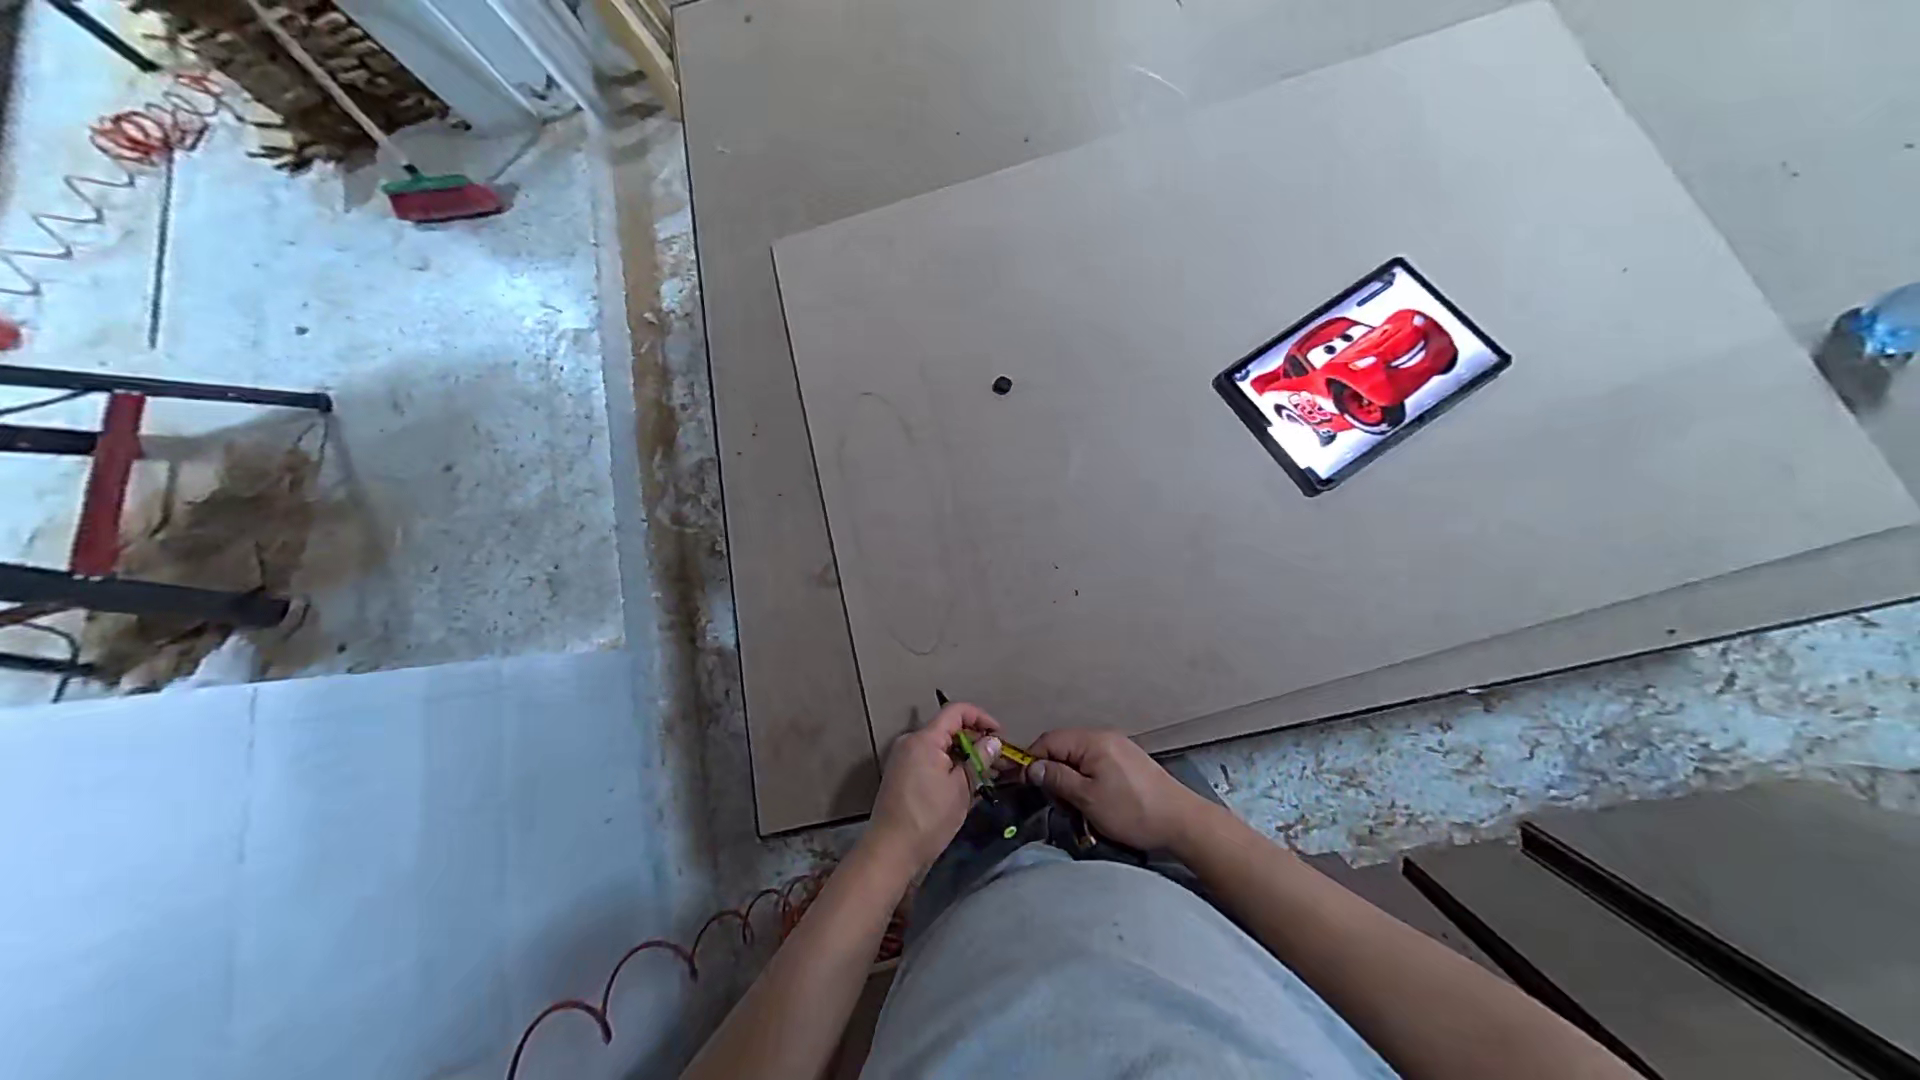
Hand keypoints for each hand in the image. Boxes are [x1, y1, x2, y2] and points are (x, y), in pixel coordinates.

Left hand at [863, 703, 1001, 875]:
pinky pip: (929, 759)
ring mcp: (903, 758)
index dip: (981, 717)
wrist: (890, 852)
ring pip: (939, 745)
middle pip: (947, 728)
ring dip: (963, 755)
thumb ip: (978, 760)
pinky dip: (948, 765)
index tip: (999, 735)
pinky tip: (964, 783)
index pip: (956, 711)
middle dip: (974, 739)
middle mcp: (910, 741)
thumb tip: (993, 741)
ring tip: (985, 774)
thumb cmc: (928, 819)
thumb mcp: (961, 789)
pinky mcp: (901, 774)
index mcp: (924, 739)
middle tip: (997, 759)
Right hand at [1025, 728, 1217, 853]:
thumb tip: (1032, 767)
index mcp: (1093, 741)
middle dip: (1053, 774)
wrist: (1182, 822)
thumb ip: (1056, 779)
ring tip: (1077, 807)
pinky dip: (1086, 781)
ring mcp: (1117, 748)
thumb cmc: (1133, 811)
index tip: (1026, 784)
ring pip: (1078, 759)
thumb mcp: (1087, 798)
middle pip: (1063, 748)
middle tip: (1058, 802)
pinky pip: (1095, 765)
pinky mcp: (1127, 762)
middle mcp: (1104, 737)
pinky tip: (1093, 802)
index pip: (1049, 740)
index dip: (1033, 761)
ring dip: (1070, 781)